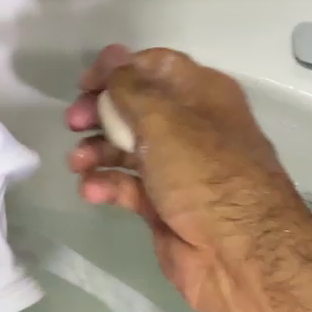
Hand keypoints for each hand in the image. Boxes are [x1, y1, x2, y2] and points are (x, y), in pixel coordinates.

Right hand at [66, 46, 311, 311]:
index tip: (84, 84)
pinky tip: (92, 191)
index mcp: (202, 95)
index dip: (118, 69)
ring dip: (97, 152)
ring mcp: (177, 169)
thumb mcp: (166, 122)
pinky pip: (127, 186)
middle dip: (100, 113)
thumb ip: (131, 89)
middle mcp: (190, 127)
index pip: (154, 67)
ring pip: (126, 148)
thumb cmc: (205, 176)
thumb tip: (113, 57)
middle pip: (135, 107)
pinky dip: (107, 185)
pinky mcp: (163, 206)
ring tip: (77, 164)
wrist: (239, 254)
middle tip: (73, 123)